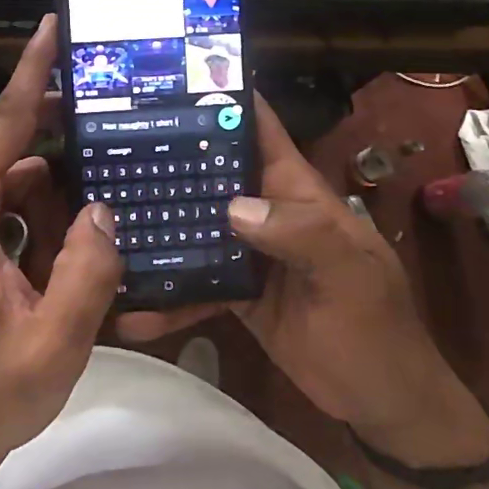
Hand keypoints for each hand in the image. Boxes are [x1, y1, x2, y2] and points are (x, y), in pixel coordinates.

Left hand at [0, 15, 121, 488]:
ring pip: (9, 164)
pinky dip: (45, 194)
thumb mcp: (53, 343)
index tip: (51, 25)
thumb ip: (87, 271)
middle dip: (55, 109)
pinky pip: (8, 194)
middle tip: (113, 87)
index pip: (0, 125)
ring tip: (114, 145)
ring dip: (57, 159)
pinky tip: (88, 205)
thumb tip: (105, 207)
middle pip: (4, 134)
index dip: (29, 73)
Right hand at [117, 92, 488, 466]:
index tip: (168, 84)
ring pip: (193, 225)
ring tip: (105, 219)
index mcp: (297, 194)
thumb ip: (303, 236)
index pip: (258, 133)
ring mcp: (246, 252)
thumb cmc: (377, 332)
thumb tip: (233, 206)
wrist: (383, 404)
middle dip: (167, 159)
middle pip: (211, 174)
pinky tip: (130, 308)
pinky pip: (192, 281)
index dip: (221, 102)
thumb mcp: (351, 278)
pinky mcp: (233, 290)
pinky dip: (164, 294)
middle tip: (109, 146)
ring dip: (155, 223)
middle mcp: (265, 213)